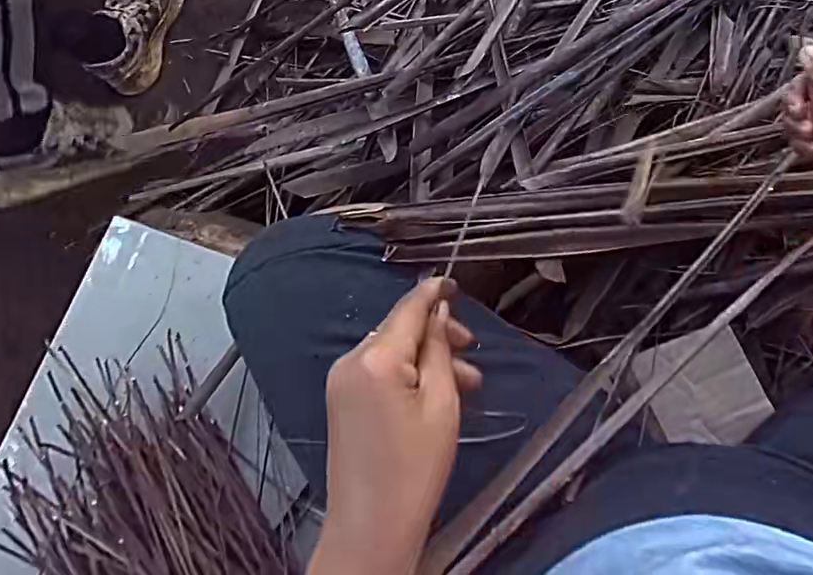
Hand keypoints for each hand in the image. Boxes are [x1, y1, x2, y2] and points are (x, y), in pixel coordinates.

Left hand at [312, 276, 482, 574]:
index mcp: (375, 359)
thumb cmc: (415, 469)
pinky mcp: (341, 398)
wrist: (370, 532)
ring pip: (392, 349)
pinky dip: (407, 372)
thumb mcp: (441, 403)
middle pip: (400, 328)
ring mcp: (341, 380)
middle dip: (437, 334)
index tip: (455, 281)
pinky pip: (380, 369)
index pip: (408, 308)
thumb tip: (438, 311)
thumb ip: (438, 348)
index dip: (433, 291)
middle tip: (471, 349)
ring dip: (426, 357)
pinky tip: (436, 390)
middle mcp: (350, 360)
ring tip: (464, 381)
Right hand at [782, 41, 812, 193]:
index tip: (799, 70)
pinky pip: (800, 136)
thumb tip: (807, 49)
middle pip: (805, 87)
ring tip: (812, 133)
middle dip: (797, 100)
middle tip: (802, 109)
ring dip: (798, 124)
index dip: (810, 63)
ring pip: (798, 113)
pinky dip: (803, 143)